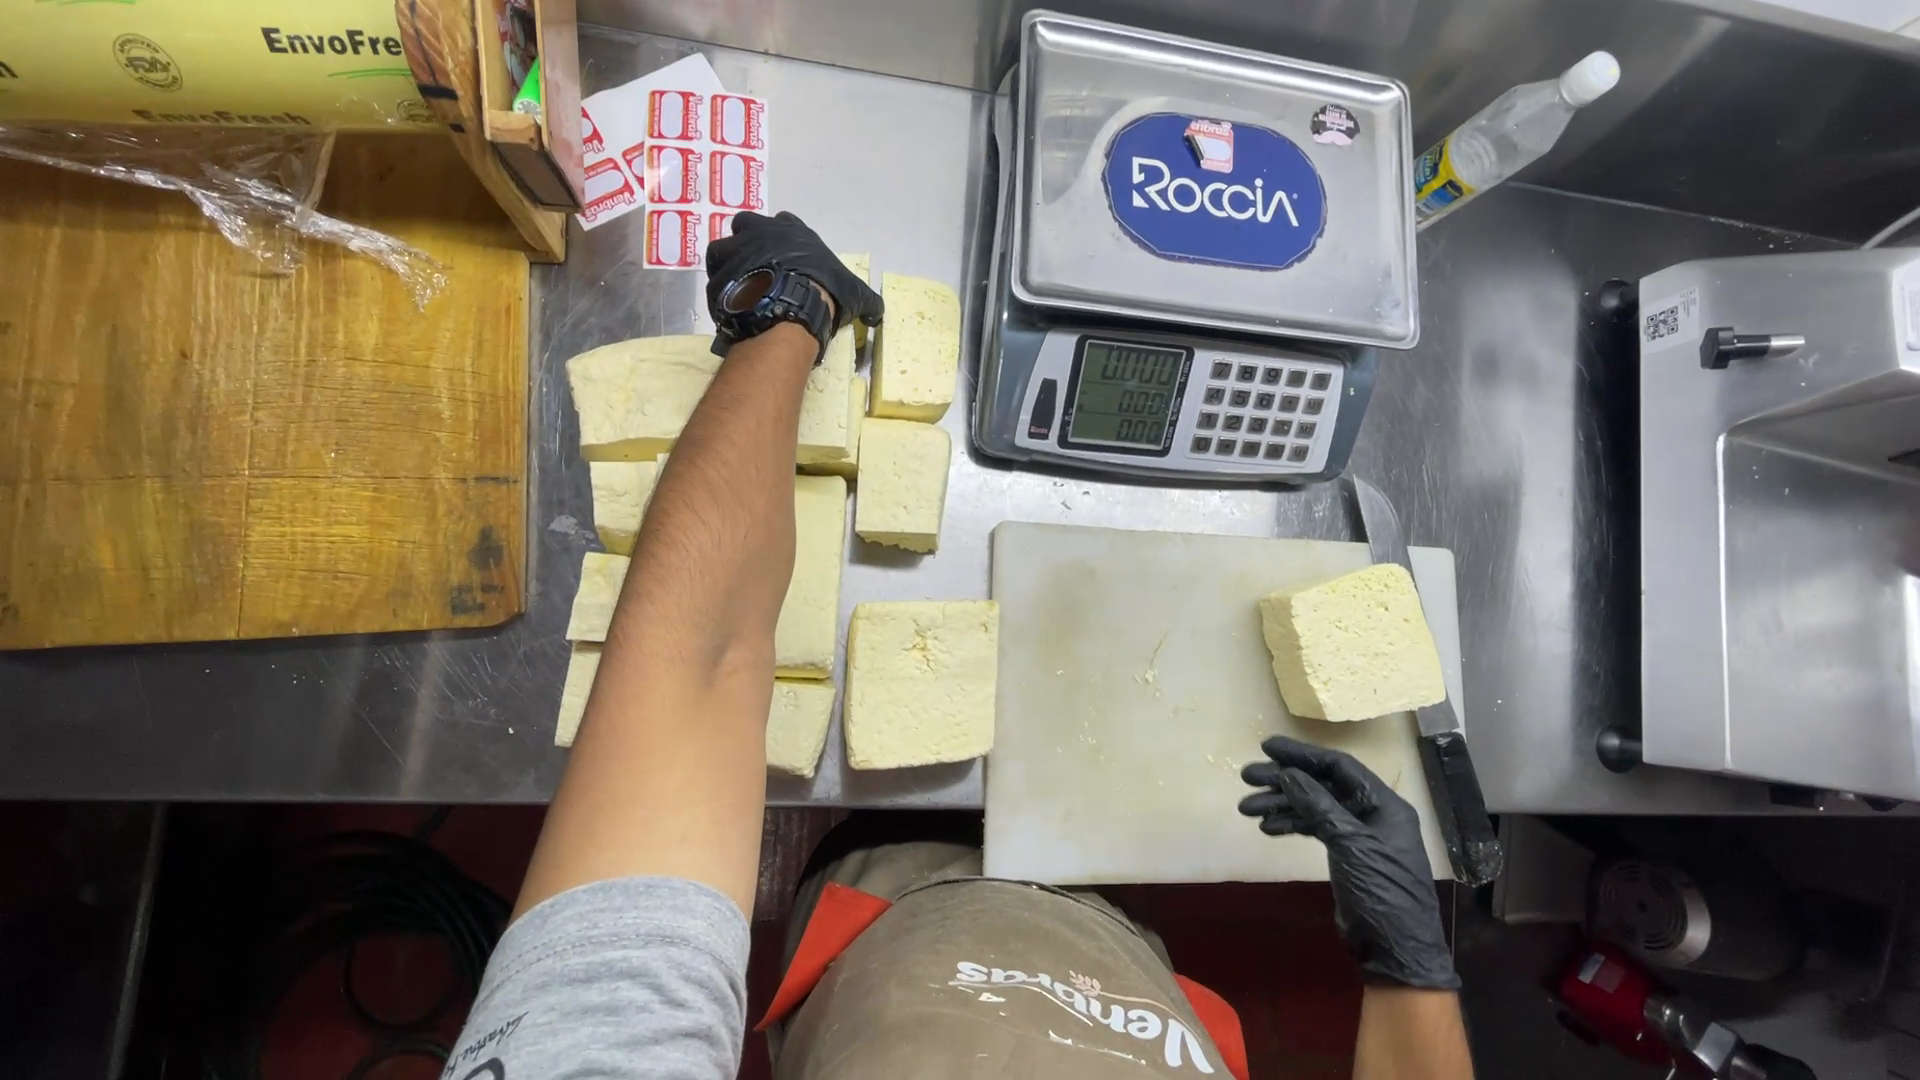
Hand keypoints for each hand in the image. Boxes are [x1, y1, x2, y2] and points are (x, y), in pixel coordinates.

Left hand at [705, 211, 883, 333]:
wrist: (792, 303)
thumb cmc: (824, 289)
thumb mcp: (854, 293)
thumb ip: (866, 301)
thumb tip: (879, 314)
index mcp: (792, 230)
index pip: (785, 221)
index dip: (782, 237)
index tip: (785, 256)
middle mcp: (760, 231)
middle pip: (745, 225)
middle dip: (746, 242)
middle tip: (754, 268)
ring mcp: (736, 250)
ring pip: (721, 249)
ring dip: (726, 265)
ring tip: (736, 288)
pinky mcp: (720, 273)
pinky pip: (714, 281)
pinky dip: (719, 293)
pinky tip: (729, 309)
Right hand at [1240, 736, 1458, 989]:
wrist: (1395, 952)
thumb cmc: (1381, 892)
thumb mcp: (1350, 844)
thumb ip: (1319, 805)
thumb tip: (1288, 773)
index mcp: (1383, 805)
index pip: (1338, 767)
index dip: (1302, 755)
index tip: (1267, 748)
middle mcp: (1371, 814)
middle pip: (1320, 786)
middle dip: (1283, 781)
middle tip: (1247, 777)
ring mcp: (1357, 835)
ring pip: (1312, 807)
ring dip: (1280, 805)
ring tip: (1247, 807)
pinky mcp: (1344, 854)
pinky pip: (1313, 828)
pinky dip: (1290, 825)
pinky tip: (1267, 827)